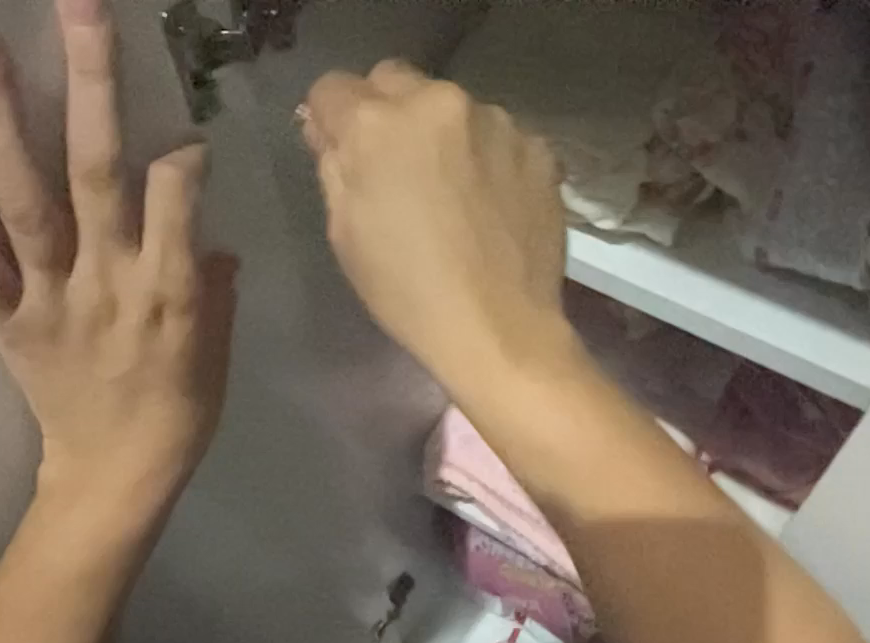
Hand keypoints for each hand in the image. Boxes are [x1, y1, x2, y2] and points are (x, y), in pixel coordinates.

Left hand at [0, 0, 236, 500]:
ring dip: (0, 117)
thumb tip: (211, 240)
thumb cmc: (180, 418)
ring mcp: (52, 297)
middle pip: (98, 174)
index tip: (183, 136)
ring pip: (26, 198)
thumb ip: (215, 293)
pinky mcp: (8, 318)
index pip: (177, 201)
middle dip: (92, 87)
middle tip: (77, 7)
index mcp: (172, 296)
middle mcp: (111, 283)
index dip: (179, 157)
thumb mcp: (218, 359)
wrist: (117, 477)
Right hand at [302, 61, 567, 376]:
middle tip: (401, 174)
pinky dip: (491, 161)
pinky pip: (501, 139)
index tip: (345, 156)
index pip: (332, 90)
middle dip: (389, 118)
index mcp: (376, 125)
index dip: (332, 123)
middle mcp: (437, 103)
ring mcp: (495, 121)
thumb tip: (331, 131)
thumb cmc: (410, 296)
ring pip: (453, 109)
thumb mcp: (346, 236)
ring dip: (445, 138)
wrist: (499, 330)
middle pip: (395, 83)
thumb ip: (334, 168)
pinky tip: (493, 208)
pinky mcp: (538, 147)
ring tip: (456, 198)